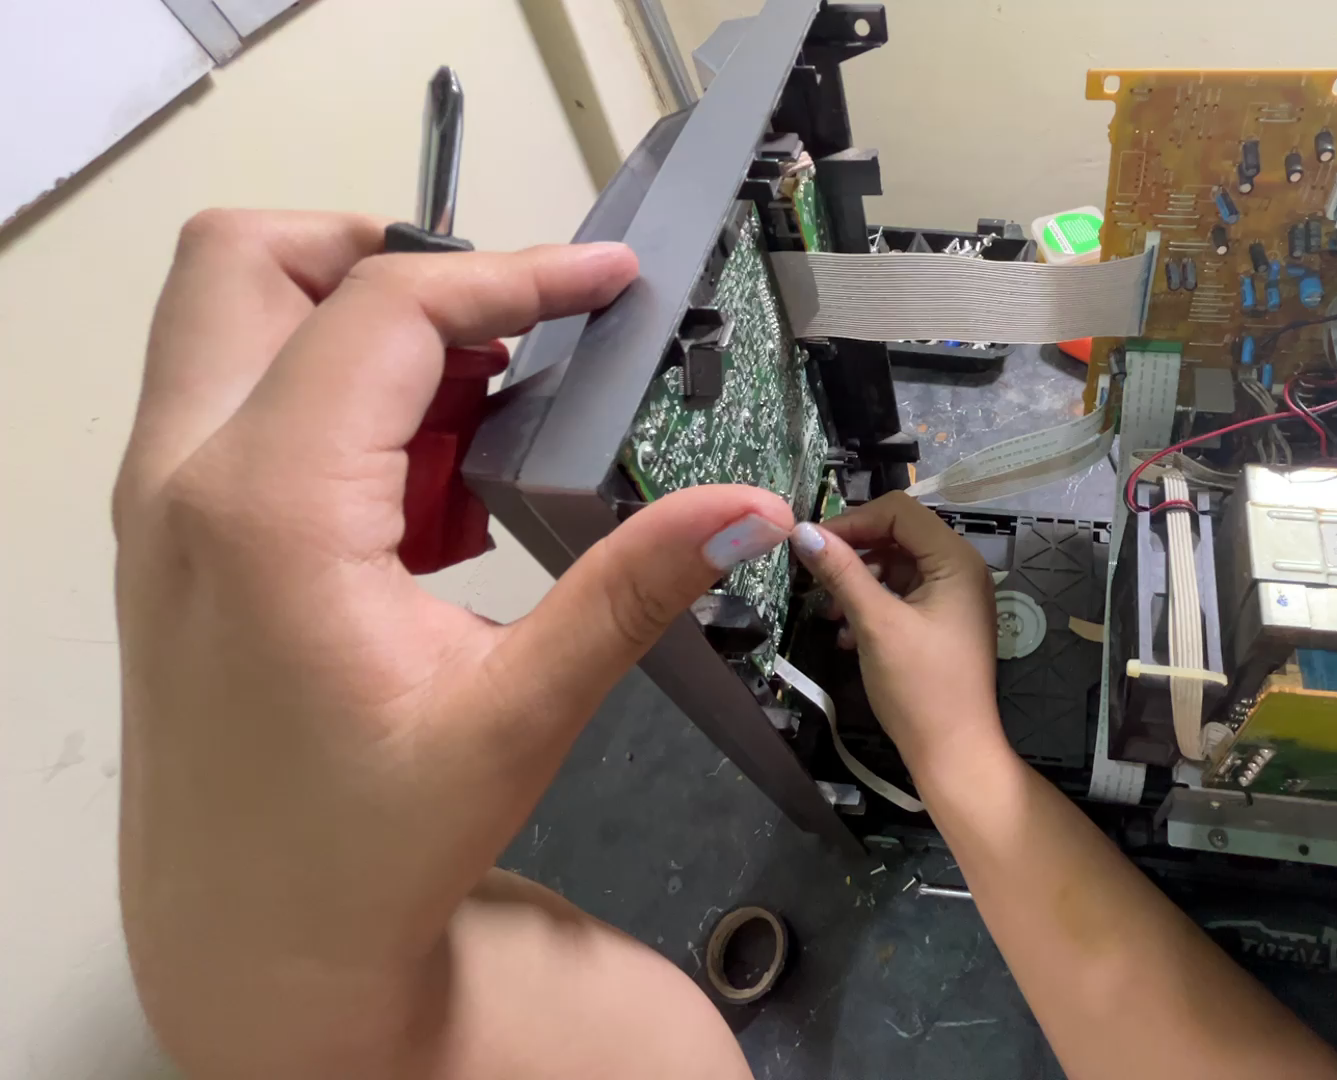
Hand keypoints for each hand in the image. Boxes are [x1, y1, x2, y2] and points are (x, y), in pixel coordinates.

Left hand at [114, 210, 792, 1075]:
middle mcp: (191, 479)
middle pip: (253, 269)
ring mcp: (176, 510)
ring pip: (252, 332)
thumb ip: (637, 587)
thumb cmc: (382, 837)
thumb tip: (755, 507)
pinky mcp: (196, 545)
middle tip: (523, 321)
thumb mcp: (527, 709)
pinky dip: (369, 405)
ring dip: (390, 339)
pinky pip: (269, 410)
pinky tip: (454, 497)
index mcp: (271, 507)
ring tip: (509, 414)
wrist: (262, 945)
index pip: (389, 312)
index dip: (517, 277)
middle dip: (398, 262)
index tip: (615, 278)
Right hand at [788, 491, 1004, 770]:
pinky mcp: (942, 621)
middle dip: (854, 552)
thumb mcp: (876, 624)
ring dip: (859, 582)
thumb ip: (842, 572)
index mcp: (955, 559)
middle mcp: (960, 569)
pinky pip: (902, 595)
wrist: (953, 752)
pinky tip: (845, 634)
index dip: (854, 520)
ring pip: (896, 567)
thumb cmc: (919, 686)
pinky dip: (872, 605)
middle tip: (814, 575)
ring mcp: (953, 596)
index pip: (900, 511)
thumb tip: (802, 531)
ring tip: (827, 612)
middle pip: (898, 536)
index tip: (812, 545)